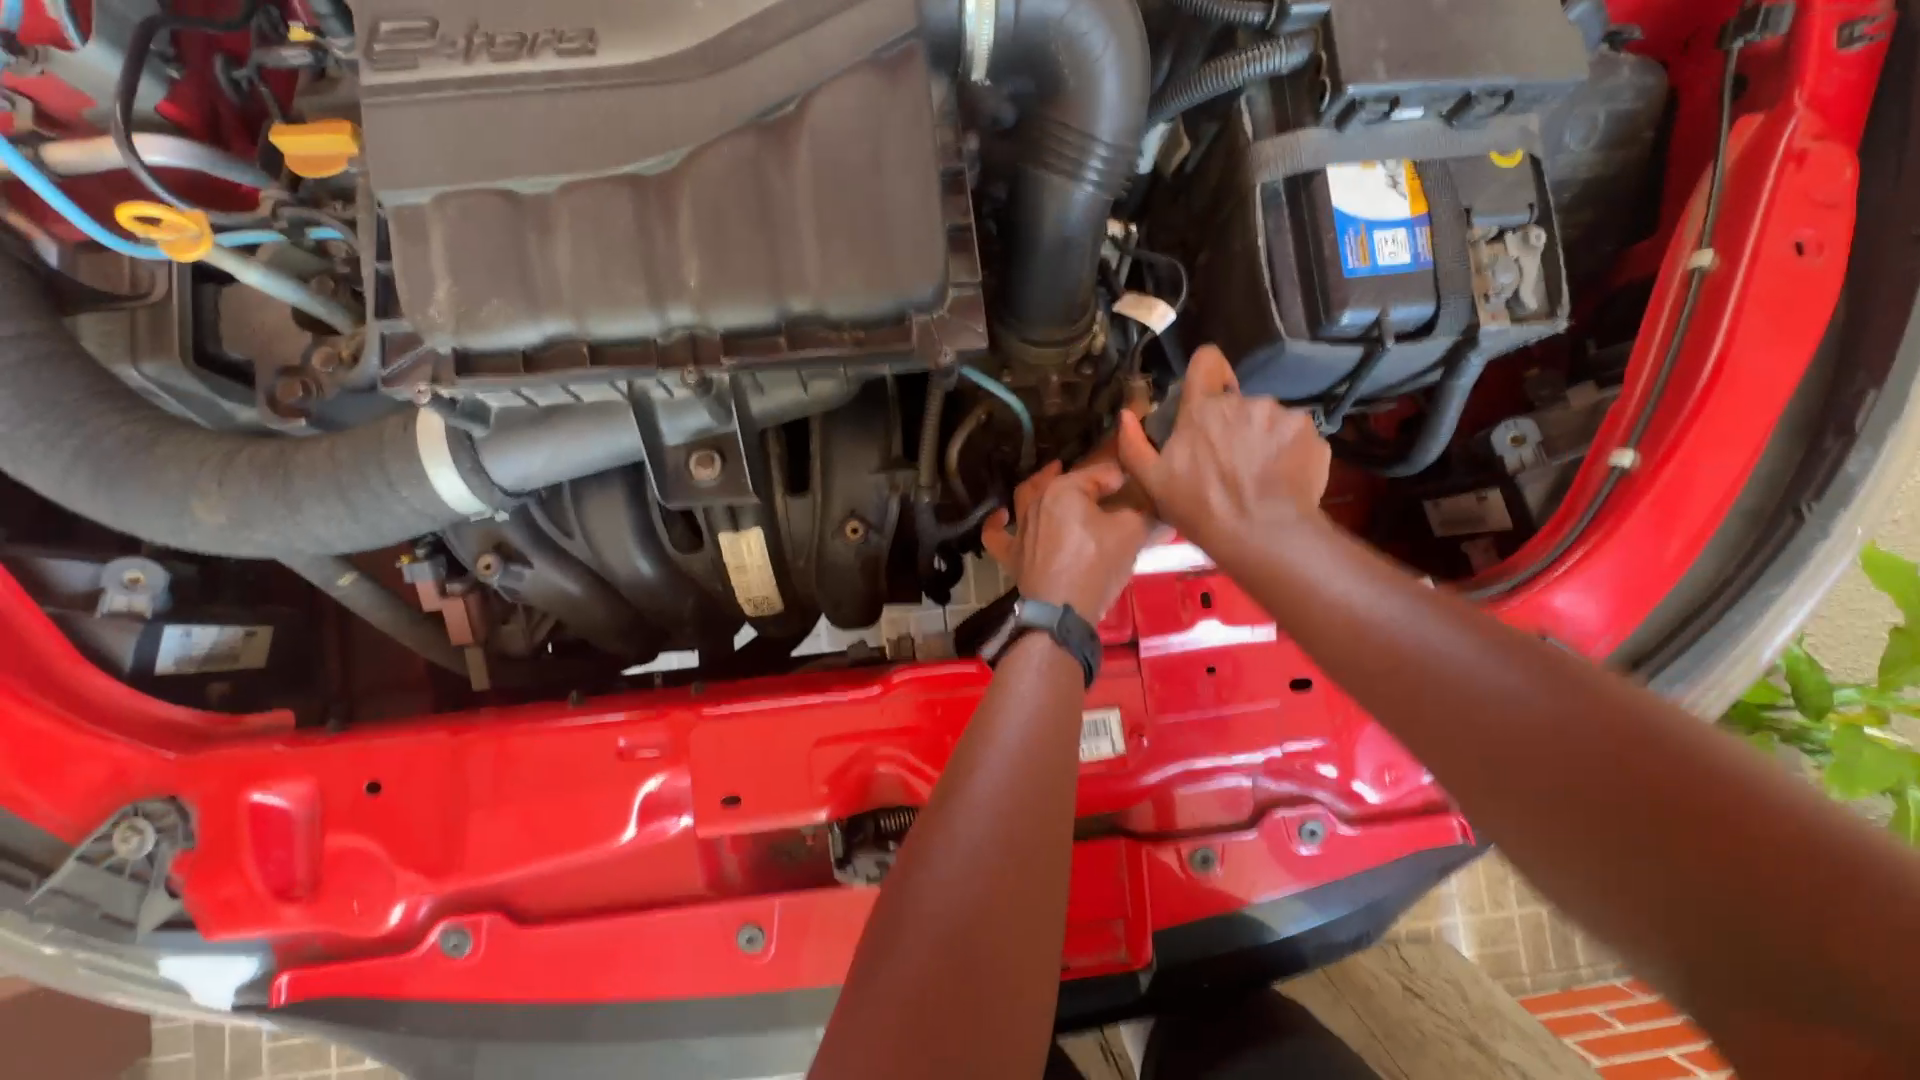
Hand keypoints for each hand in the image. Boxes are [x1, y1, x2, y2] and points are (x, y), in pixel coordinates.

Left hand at [981, 461, 1153, 618]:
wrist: (1062, 611)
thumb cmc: (1097, 565)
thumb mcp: (1131, 535)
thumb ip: (1147, 516)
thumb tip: (1163, 511)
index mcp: (1065, 489)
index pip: (1100, 473)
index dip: (1121, 478)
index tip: (1136, 487)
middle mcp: (1037, 502)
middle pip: (1062, 482)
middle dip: (1083, 480)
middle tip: (1103, 486)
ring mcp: (1021, 528)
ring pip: (1027, 499)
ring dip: (1040, 487)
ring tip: (1052, 480)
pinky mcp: (1012, 554)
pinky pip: (997, 534)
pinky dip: (997, 524)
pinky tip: (1001, 516)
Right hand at [1115, 345, 1330, 556]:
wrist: (1262, 535)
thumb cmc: (1201, 509)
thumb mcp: (1153, 484)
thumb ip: (1134, 445)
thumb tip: (1126, 415)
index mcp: (1202, 409)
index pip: (1206, 362)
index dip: (1208, 371)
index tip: (1210, 389)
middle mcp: (1242, 401)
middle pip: (1238, 402)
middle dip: (1234, 424)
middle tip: (1231, 463)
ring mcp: (1280, 414)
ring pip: (1268, 419)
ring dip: (1263, 438)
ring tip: (1259, 476)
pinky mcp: (1309, 431)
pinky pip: (1295, 435)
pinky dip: (1289, 451)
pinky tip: (1282, 478)